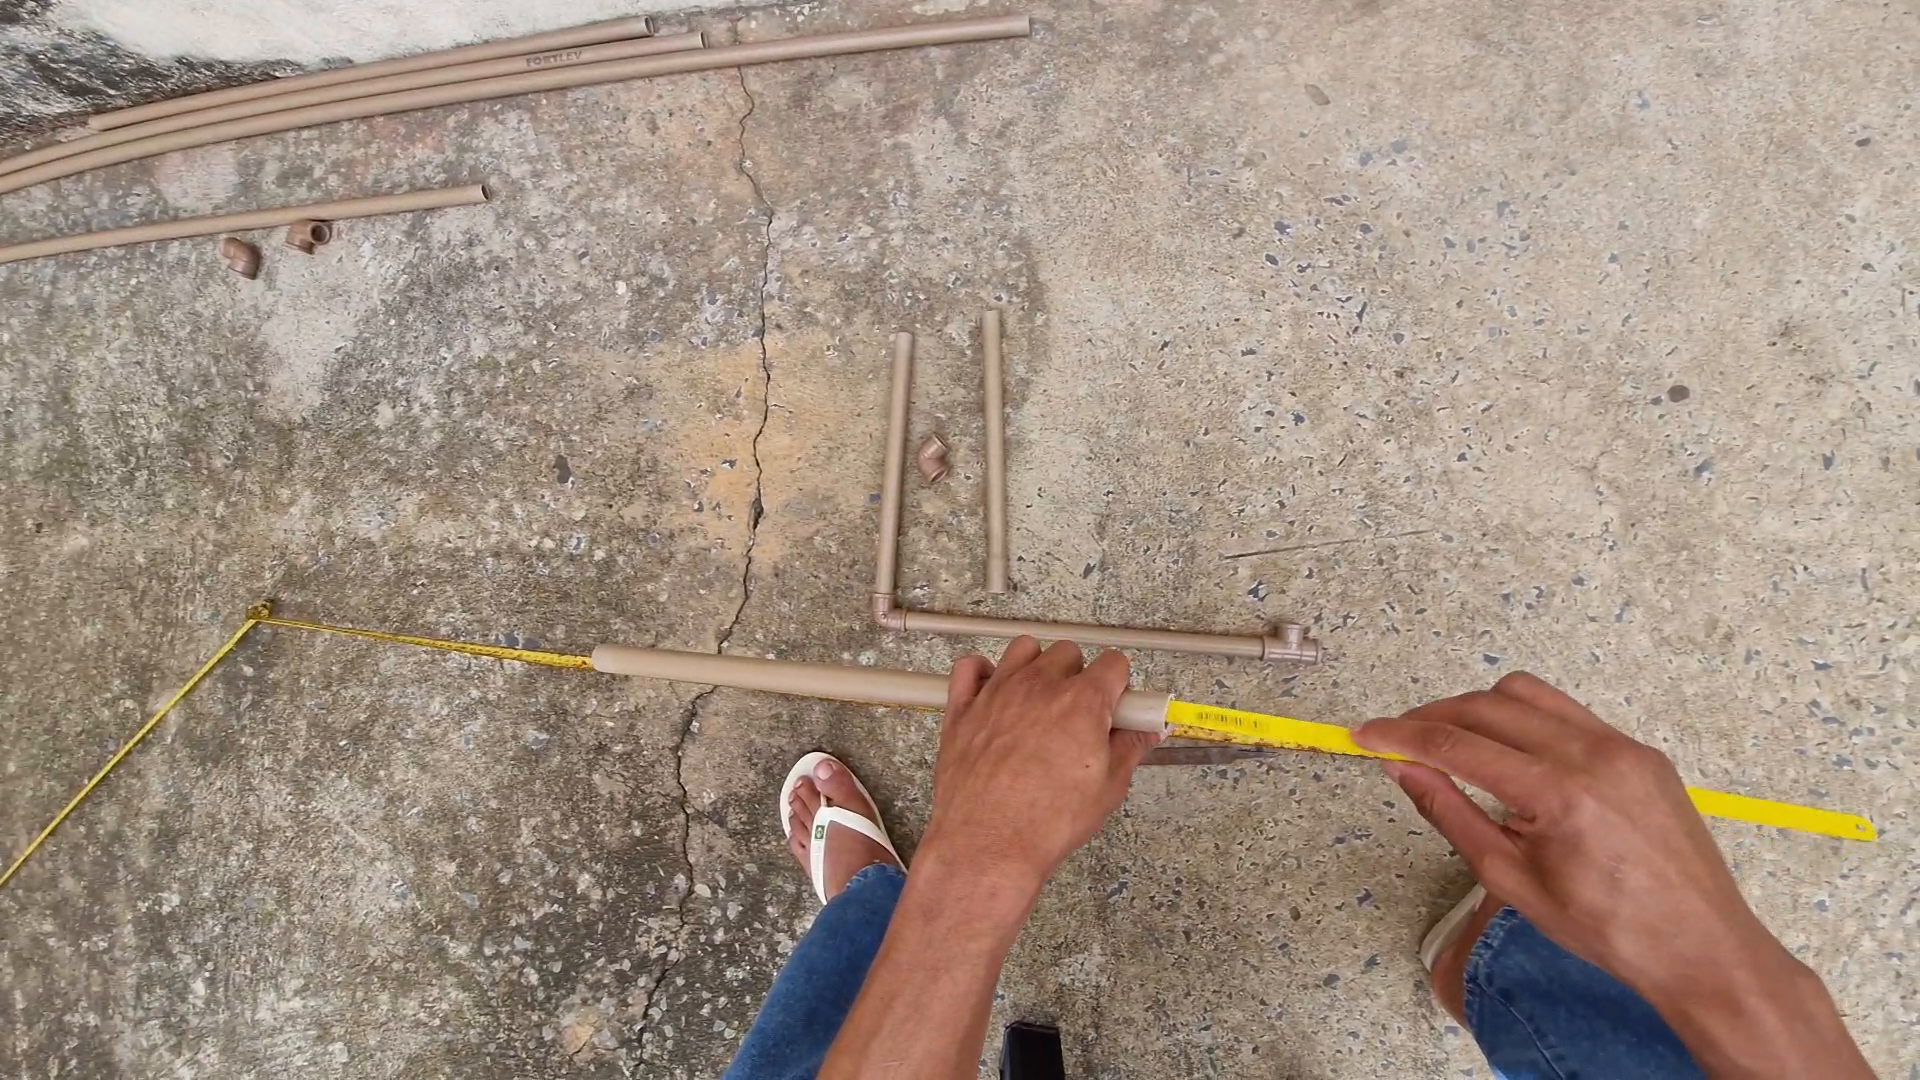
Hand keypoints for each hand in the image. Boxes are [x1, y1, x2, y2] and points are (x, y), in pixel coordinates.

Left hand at [919, 637, 1161, 898]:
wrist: (988, 841)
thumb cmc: (1049, 820)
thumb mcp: (1108, 788)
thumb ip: (1130, 748)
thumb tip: (1148, 730)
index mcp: (1081, 700)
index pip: (1113, 663)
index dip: (1119, 686)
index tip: (1115, 707)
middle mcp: (1039, 684)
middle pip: (1068, 652)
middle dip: (1078, 675)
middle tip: (1078, 713)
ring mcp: (997, 690)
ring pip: (1023, 649)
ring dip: (1036, 665)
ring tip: (1038, 700)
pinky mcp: (963, 706)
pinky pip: (969, 666)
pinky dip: (981, 673)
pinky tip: (992, 693)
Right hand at [1357, 673, 1870, 1077]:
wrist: (1709, 953)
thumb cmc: (1603, 929)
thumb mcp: (1507, 877)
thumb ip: (1447, 811)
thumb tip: (1400, 766)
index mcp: (1560, 795)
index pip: (1456, 745)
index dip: (1399, 736)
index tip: (1362, 734)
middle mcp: (1593, 755)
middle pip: (1484, 706)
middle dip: (1429, 716)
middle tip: (1396, 739)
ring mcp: (1622, 746)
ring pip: (1522, 692)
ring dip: (1473, 708)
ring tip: (1449, 738)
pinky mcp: (1638, 749)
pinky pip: (1561, 710)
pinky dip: (1517, 717)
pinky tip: (1505, 750)